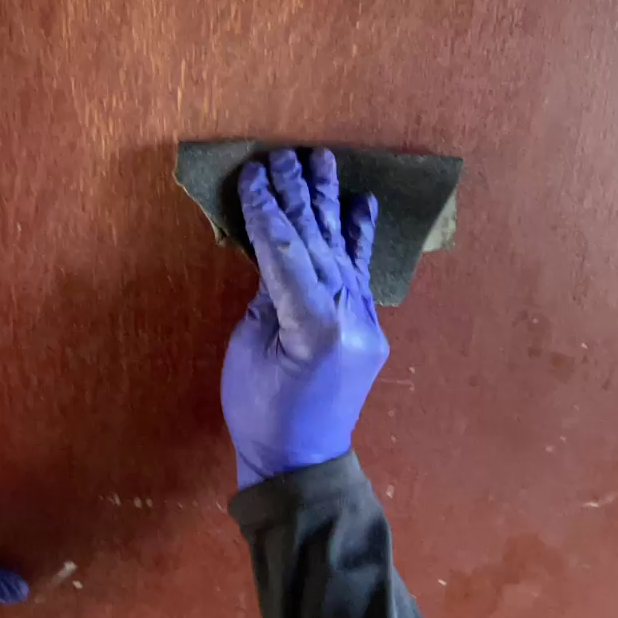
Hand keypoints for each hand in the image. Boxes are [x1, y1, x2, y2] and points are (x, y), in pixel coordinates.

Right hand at [221, 148, 388, 488]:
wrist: (303, 461)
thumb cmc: (260, 411)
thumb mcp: (247, 349)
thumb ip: (265, 296)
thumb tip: (272, 252)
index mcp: (314, 326)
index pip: (287, 252)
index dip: (266, 211)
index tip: (252, 175)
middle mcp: (349, 317)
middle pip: (317, 242)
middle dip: (296, 195)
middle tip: (281, 155)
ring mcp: (366, 320)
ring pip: (341, 248)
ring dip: (328, 201)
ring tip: (323, 160)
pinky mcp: (369, 325)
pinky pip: (361, 271)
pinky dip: (359, 235)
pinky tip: (361, 203)